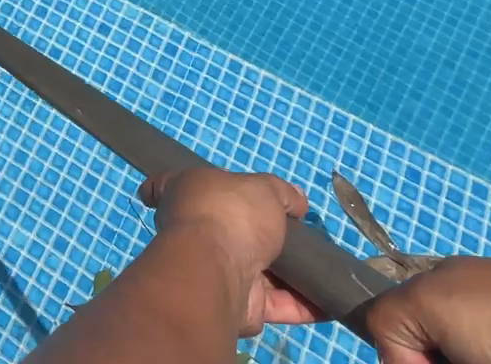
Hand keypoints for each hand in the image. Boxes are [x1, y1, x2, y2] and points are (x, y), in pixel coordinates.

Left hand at [137, 169, 325, 334]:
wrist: (219, 267)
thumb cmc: (230, 212)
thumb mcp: (260, 187)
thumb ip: (279, 190)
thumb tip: (295, 200)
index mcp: (181, 192)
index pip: (162, 186)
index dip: (166, 187)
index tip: (178, 190)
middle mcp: (190, 228)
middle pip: (217, 229)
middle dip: (248, 235)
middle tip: (285, 234)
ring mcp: (213, 267)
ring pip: (251, 270)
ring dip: (281, 273)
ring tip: (316, 268)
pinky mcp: (239, 303)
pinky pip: (276, 303)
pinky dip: (301, 304)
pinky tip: (329, 301)